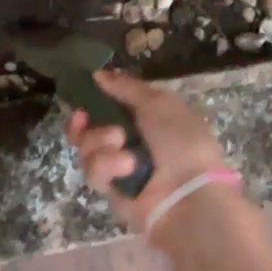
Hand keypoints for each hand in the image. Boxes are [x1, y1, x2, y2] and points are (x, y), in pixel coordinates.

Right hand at [64, 70, 231, 241]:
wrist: (189, 195)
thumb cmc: (181, 140)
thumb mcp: (158, 103)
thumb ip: (126, 87)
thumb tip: (99, 75)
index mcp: (147, 117)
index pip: (111, 104)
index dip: (94, 97)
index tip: (85, 91)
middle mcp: (130, 141)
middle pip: (90, 127)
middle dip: (84, 122)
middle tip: (82, 118)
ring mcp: (119, 166)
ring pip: (88, 147)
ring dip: (99, 141)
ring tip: (119, 143)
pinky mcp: (112, 191)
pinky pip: (95, 171)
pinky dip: (107, 165)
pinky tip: (125, 167)